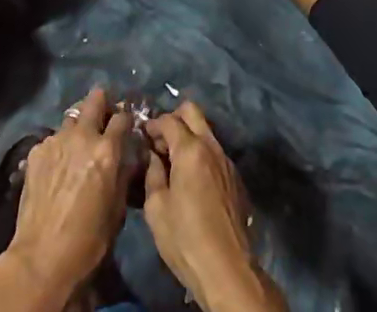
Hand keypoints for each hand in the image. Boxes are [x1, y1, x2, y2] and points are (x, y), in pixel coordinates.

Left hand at [7, 88, 134, 299]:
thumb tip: (127, 156)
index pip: (123, 116)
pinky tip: (57, 166)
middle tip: (103, 115)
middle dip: (102, 102)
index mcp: (107, 149)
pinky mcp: (35, 153)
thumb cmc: (90, 238)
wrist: (43, 257)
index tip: (126, 126)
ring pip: (70, 118)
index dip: (126, 120)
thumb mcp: (118, 206)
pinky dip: (59, 146)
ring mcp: (55, 141)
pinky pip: (52, 139)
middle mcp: (82, 136)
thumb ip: (123, 172)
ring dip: (78, 126)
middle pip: (94, 99)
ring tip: (77, 144)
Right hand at [144, 102, 286, 311]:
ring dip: (188, 136)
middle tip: (158, 140)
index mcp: (191, 150)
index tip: (141, 135)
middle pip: (193, 113)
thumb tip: (153, 157)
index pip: (170, 121)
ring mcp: (227, 160)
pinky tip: (189, 177)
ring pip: (206, 132)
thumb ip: (152, 174)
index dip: (153, 124)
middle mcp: (212, 147)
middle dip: (174, 119)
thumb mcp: (156, 208)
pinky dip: (200, 153)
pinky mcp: (235, 177)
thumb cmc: (184, 237)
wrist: (225, 265)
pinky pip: (215, 152)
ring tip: (171, 160)